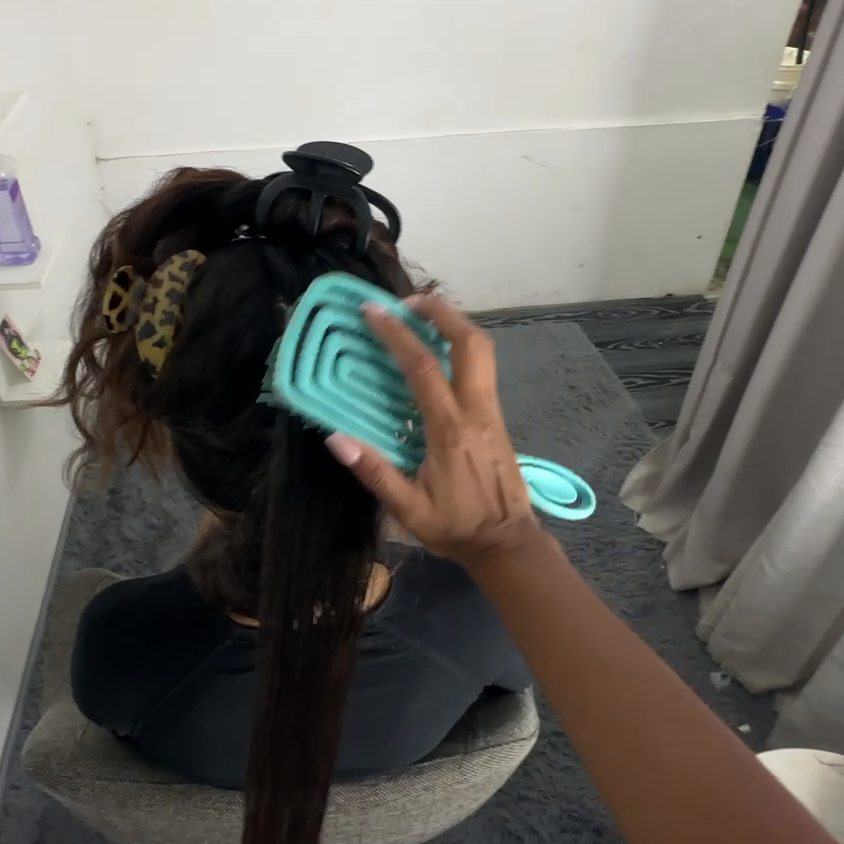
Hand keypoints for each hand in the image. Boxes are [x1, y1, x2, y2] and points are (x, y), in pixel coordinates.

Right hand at [324, 294, 549, 568]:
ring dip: (455, 324)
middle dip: (441, 312)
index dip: (397, 334)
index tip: (374, 311)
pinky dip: (461, 346)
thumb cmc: (456, 528)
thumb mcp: (408, 511)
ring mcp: (491, 412)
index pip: (423, 368)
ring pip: (482, 351)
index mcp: (450, 430)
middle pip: (469, 343)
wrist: (508, 544)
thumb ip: (374, 473)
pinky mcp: (497, 418)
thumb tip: (336, 439)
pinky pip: (482, 369)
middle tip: (409, 300)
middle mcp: (476, 411)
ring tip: (423, 315)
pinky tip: (439, 352)